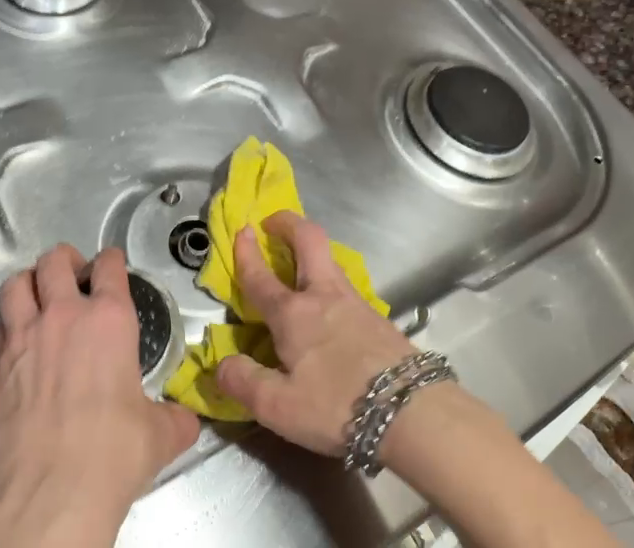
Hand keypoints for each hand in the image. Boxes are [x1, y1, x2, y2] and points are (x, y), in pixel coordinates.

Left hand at [0, 244, 200, 547]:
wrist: (51, 492)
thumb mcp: (160, 434)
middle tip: (72, 274)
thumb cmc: (113, 455)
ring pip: (16, 284)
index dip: (111, 260)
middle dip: (65, 261)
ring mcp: (21, 337)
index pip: (109, 266)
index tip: (111, 264)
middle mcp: (62, 315)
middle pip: (55, 261)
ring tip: (37, 297)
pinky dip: (5, 328)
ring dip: (28, 284)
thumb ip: (174, 417)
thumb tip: (186, 421)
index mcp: (109, 319)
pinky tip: (15, 344)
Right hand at [213, 212, 417, 455]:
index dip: (246, 253)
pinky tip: (331, 307)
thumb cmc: (337, 406)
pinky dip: (331, 280)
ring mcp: (356, 304)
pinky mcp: (380, 319)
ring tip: (299, 265)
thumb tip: (221, 365)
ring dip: (311, 252)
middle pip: (309, 241)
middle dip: (289, 223)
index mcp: (293, 314)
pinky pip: (347, 287)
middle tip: (273, 222)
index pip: (261, 277)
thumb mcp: (278, 407)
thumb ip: (245, 383)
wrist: (412, 411)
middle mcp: (324, 297)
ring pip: (331, 262)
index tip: (240, 231)